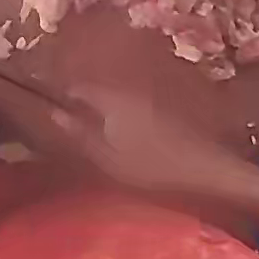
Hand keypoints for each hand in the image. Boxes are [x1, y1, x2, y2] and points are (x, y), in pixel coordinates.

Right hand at [43, 85, 244, 197]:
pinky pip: (128, 107)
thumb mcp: (107, 157)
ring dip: (100, 109)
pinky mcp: (160, 112)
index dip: (63, 97)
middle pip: (96, 90)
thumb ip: (79, 134)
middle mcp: (127, 92)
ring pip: (113, 98)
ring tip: (90, 132)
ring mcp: (146, 100)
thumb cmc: (152, 167)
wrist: (206, 170)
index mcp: (111, 99)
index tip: (52, 110)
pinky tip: (120, 138)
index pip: (79, 88)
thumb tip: (53, 112)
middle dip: (81, 101)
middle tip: (69, 123)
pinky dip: (118, 117)